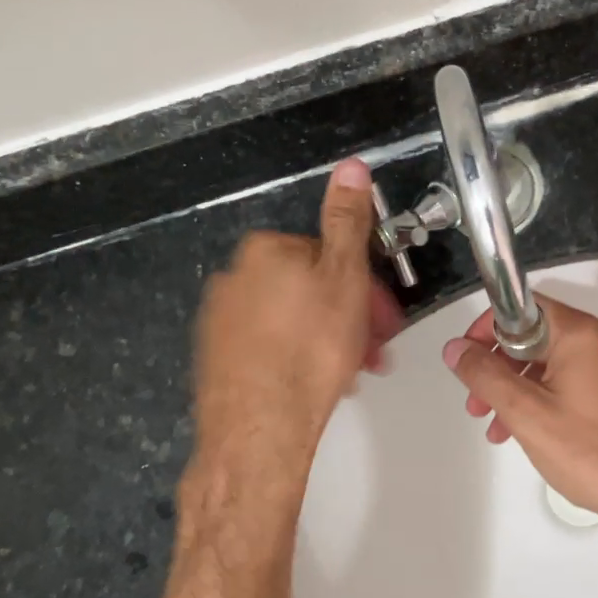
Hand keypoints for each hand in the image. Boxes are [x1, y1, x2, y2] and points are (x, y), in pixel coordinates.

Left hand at [190, 158, 403, 493]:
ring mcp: (220, 320)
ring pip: (290, 319)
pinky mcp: (217, 357)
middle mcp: (234, 277)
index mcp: (265, 250)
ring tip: (347, 372)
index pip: (325, 253)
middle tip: (371, 348)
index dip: (361, 284)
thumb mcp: (344, 278)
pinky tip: (315, 382)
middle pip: (308, 286)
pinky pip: (268, 346)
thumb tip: (350, 168)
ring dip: (326, 338)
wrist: (260, 429)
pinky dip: (296, 356)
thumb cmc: (309, 352)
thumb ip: (347, 220)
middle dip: (345, 313)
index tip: (380, 314)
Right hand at [441, 295, 597, 532]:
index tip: (466, 358)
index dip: (487, 327)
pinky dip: (534, 401)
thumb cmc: (588, 450)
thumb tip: (454, 348)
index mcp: (578, 334)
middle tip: (473, 401)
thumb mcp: (526, 412)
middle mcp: (594, 343)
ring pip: (542, 365)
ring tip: (491, 426)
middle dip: (495, 365)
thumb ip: (485, 376)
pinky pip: (560, 384)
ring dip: (510, 389)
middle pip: (530, 337)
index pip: (522, 307)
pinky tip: (518, 433)